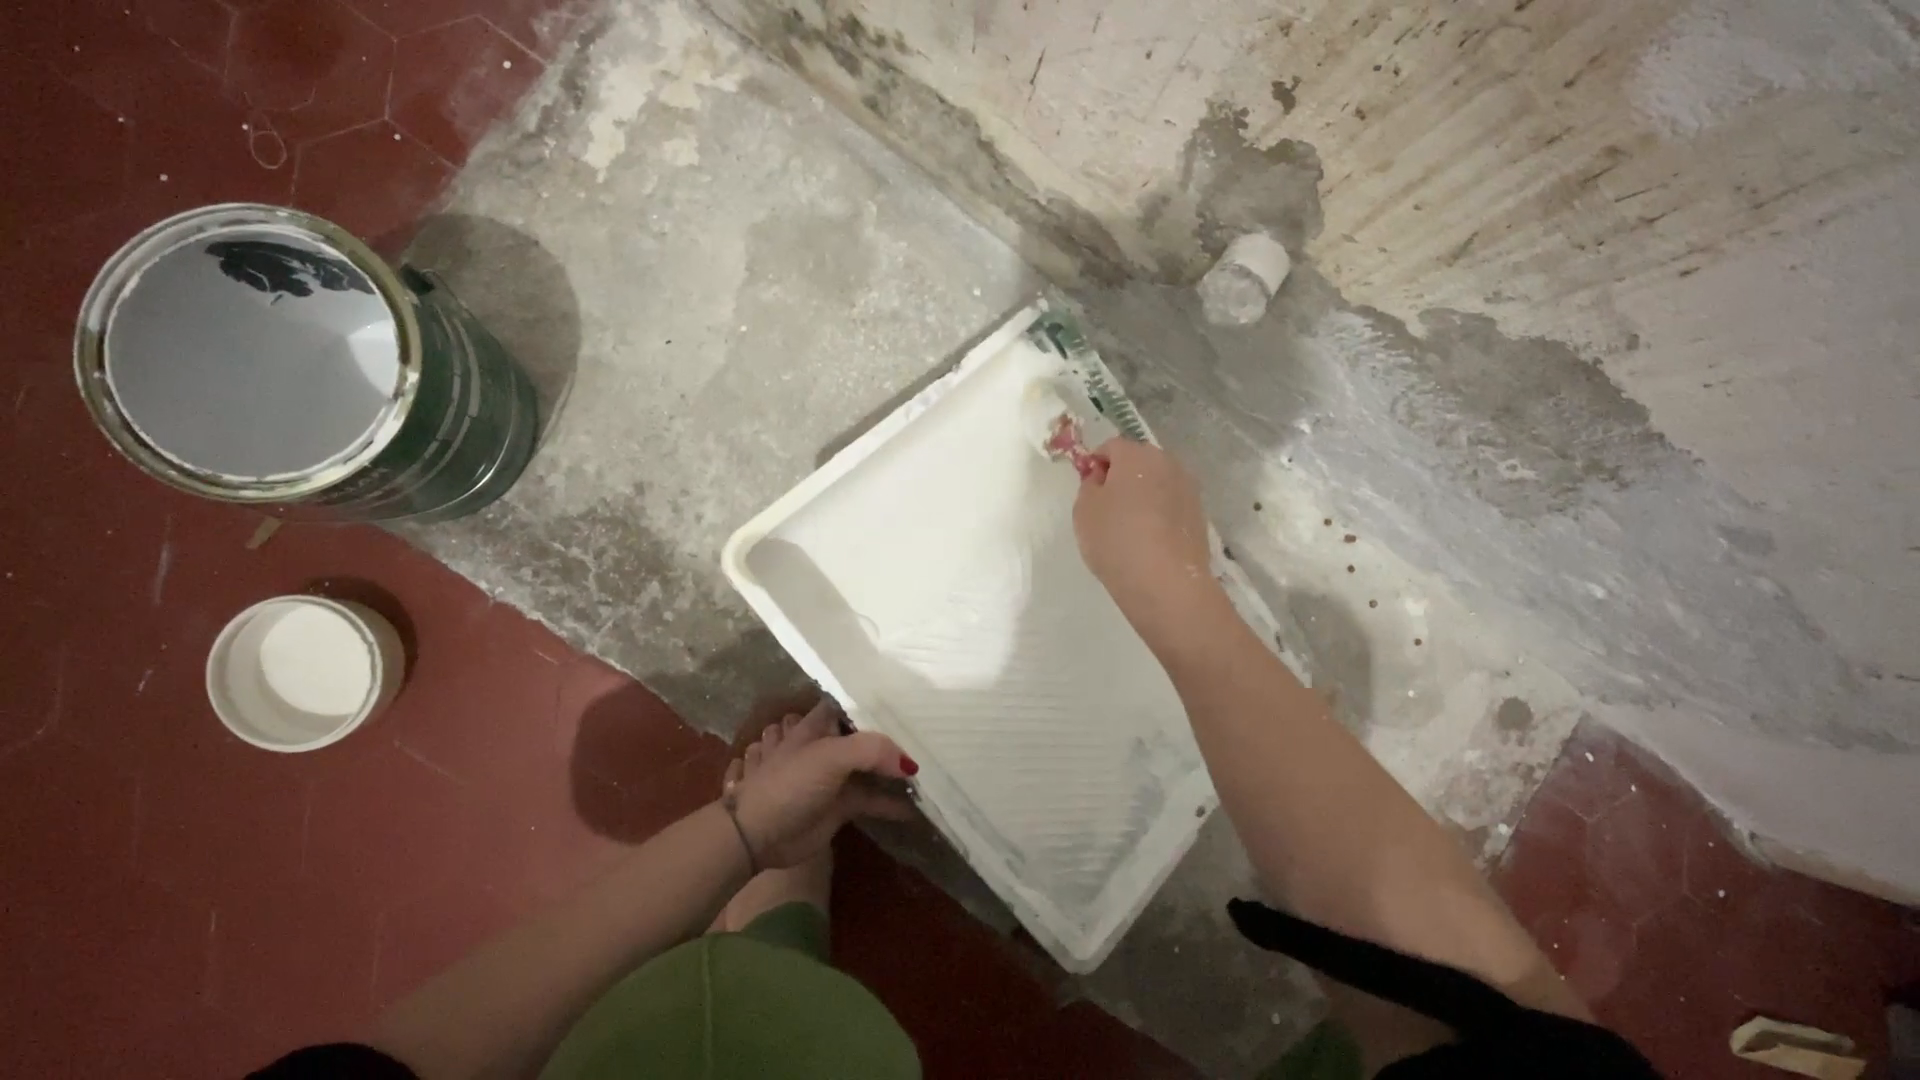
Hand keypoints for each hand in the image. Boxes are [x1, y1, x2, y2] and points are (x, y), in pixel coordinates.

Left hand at [723, 701, 917, 868]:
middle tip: (928, 735)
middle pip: (866, 735)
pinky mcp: (840, 805)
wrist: (758, 835)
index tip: (910, 701)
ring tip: (928, 769)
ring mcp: (834, 776)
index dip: (875, 701)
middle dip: (892, 736)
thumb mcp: (829, 755)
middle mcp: (828, 745)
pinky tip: (916, 808)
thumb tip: (910, 763)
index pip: (850, 703)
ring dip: (894, 770)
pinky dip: (892, 803)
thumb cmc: (789, 783)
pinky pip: (872, 799)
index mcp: (818, 724)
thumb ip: (872, 750)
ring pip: (871, 768)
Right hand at [1072, 438, 1218, 622]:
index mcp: (1136, 454)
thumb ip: (1089, 484)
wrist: (1165, 581)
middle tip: (1108, 506)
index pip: (1112, 446)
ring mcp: (1188, 488)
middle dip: (1123, 475)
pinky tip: (1150, 539)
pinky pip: (1172, 504)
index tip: (1089, 488)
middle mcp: (1167, 463)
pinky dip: (1160, 513)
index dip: (1096, 463)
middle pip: (1139, 460)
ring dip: (1144, 494)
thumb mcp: (1084, 510)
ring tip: (1130, 525)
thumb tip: (1102, 477)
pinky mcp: (1200, 514)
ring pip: (1159, 482)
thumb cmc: (1116, 539)